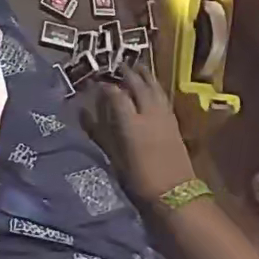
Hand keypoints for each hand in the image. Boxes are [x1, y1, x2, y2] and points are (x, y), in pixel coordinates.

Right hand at [98, 64, 197, 201]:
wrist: (175, 193)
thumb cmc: (139, 180)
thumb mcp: (114, 158)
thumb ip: (99, 132)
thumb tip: (83, 113)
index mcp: (131, 123)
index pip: (117, 95)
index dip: (106, 86)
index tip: (96, 82)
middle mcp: (149, 113)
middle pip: (138, 86)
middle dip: (128, 73)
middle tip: (118, 65)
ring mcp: (165, 116)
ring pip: (155, 88)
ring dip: (145, 76)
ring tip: (138, 68)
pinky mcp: (175, 123)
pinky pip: (163, 97)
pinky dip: (155, 88)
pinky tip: (153, 88)